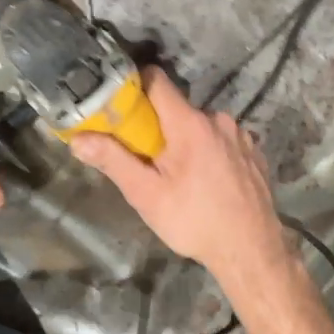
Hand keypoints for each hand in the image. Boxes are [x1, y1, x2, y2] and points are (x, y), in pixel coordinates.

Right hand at [70, 67, 294, 290]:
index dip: (133, 87)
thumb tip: (78, 139)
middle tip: (143, 158)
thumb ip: (113, 160)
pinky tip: (205, 184)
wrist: (252, 253)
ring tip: (177, 177)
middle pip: (176, 108)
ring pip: (199, 126)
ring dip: (184, 142)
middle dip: (156, 126)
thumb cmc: (194, 222)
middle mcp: (218, 120)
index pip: (156, 80)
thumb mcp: (146, 195)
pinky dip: (208, 153)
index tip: (118, 107)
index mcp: (189, 123)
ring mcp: (241, 136)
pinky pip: (221, 141)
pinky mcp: (254, 153)